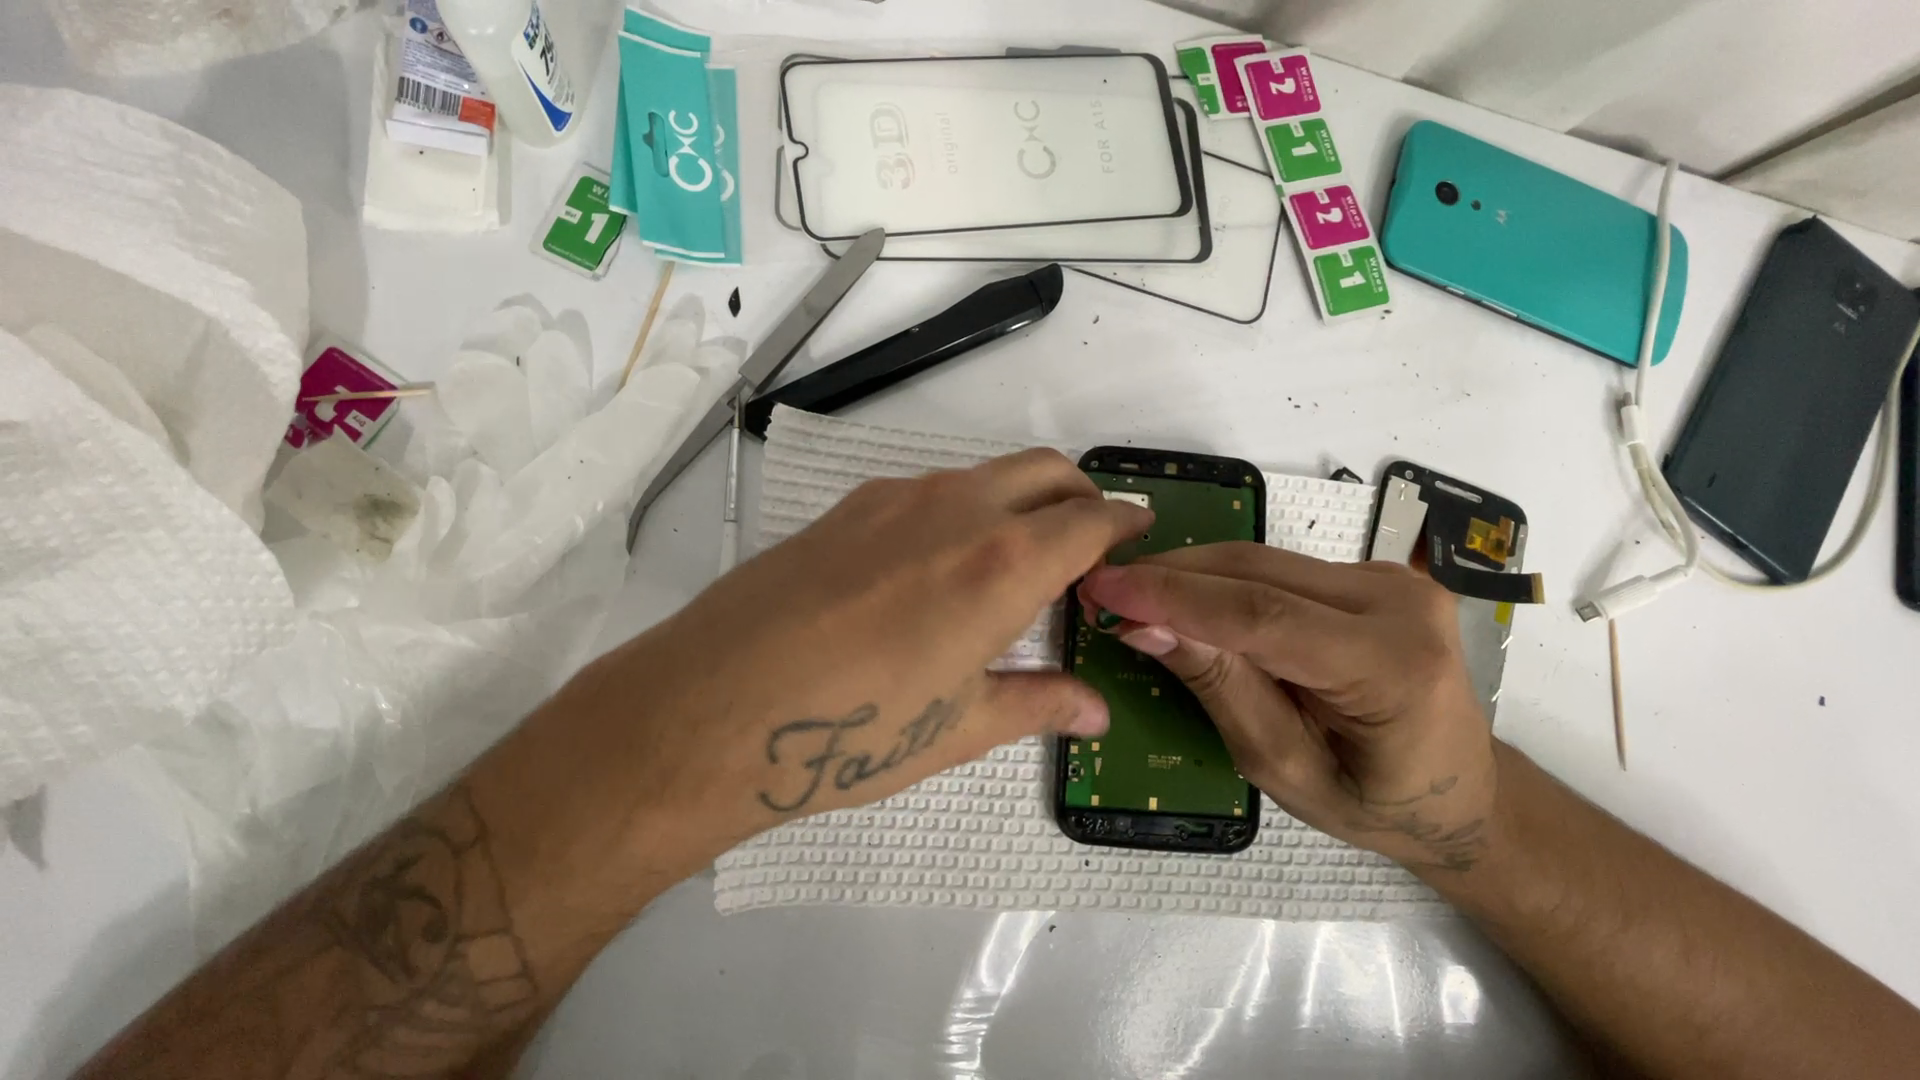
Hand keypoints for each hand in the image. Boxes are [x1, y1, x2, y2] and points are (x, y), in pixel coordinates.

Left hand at [567, 449, 1150, 873]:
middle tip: (1088, 543)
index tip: (1140, 534)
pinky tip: (936, 565)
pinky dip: (961, 509)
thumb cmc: (852, 731)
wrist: (713, 706)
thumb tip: (1095, 709)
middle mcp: (957, 509)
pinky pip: (928, 491)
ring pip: (983, 476)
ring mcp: (894, 499)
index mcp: (1003, 562)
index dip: (1125, 524)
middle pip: (1044, 472)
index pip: (1090, 520)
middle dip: (1080, 497)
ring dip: (1017, 500)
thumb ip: (1036, 703)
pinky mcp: (845, 508)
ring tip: (1012, 558)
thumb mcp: (958, 728)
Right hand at [1076, 544, 1497, 872]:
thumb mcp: (1283, 766)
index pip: (1263, 615)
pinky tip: (1183, 598)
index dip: (1173, 597)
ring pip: (1265, 561)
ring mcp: (1394, 581)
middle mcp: (1402, 605)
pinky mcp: (1375, 575)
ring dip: (1191, 575)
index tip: (1103, 587)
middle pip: (1259, 574)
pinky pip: (1280, 569)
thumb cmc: (1373, 803)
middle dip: (1170, 577)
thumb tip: (1146, 626)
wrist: (1458, 791)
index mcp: (1393, 668)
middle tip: (1101, 588)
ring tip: (1130, 594)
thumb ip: (1221, 688)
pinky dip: (1223, 581)